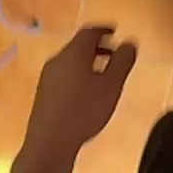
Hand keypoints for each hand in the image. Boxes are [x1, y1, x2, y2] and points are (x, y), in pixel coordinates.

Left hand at [22, 26, 138, 163]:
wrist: (49, 142)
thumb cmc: (84, 111)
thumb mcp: (111, 86)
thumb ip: (122, 62)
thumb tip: (130, 42)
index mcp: (74, 52)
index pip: (89, 31)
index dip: (104, 30)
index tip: (114, 31)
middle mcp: (58, 59)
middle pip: (78, 45)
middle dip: (97, 46)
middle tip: (113, 52)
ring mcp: (48, 76)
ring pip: (70, 60)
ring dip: (88, 61)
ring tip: (103, 73)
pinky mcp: (43, 92)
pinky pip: (64, 73)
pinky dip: (78, 73)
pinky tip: (86, 91)